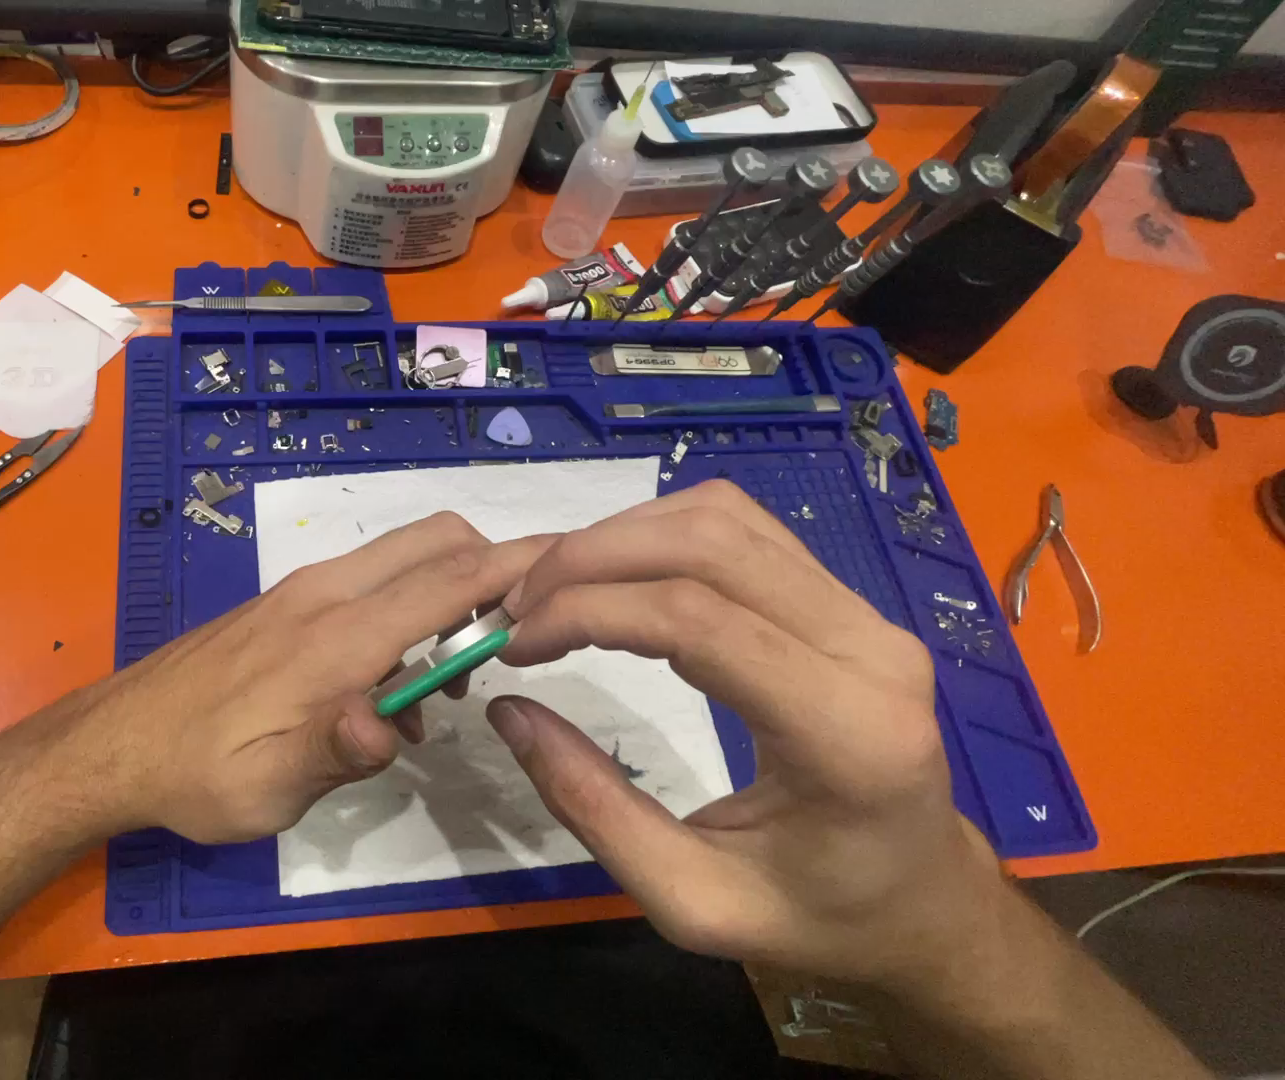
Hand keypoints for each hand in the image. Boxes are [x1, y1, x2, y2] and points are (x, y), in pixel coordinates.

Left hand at [64, 512, 549, 844]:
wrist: (114, 741)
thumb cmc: (196, 773)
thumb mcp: (269, 787)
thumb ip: (338, 750)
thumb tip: (392, 724)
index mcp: (335, 639)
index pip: (446, 582)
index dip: (516, 570)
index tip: (571, 568)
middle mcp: (326, 593)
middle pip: (434, 540)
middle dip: (490, 564)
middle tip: (509, 633)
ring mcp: (303, 590)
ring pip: (404, 555)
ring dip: (445, 593)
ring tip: (437, 685)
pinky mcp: (287, 602)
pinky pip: (370, 580)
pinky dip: (405, 605)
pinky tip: (386, 683)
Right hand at [486, 480, 1008, 990]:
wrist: (925, 903)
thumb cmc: (815, 915)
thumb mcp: (690, 900)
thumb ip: (592, 808)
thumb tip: (509, 711)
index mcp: (844, 734)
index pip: (695, 620)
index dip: (586, 611)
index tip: (513, 641)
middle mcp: (868, 649)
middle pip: (707, 544)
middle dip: (588, 557)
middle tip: (519, 605)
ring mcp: (863, 613)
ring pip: (721, 518)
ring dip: (617, 536)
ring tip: (553, 587)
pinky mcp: (843, 599)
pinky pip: (738, 526)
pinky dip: (655, 532)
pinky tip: (612, 574)